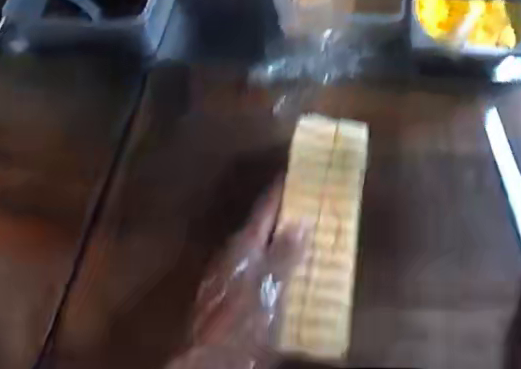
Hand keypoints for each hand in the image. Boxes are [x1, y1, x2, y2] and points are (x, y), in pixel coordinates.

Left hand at [168, 182, 310, 368]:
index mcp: (244, 242)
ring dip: (277, 240)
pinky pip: (253, 268)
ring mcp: (226, 274)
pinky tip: (283, 274)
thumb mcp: (270, 286)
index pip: (265, 206)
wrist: (210, 363)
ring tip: (303, 238)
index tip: (298, 171)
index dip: (281, 188)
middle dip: (283, 215)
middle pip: (261, 225)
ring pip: (257, 247)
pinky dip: (270, 263)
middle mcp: (232, 251)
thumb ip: (284, 253)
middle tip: (309, 206)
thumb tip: (299, 219)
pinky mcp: (225, 296)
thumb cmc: (244, 320)